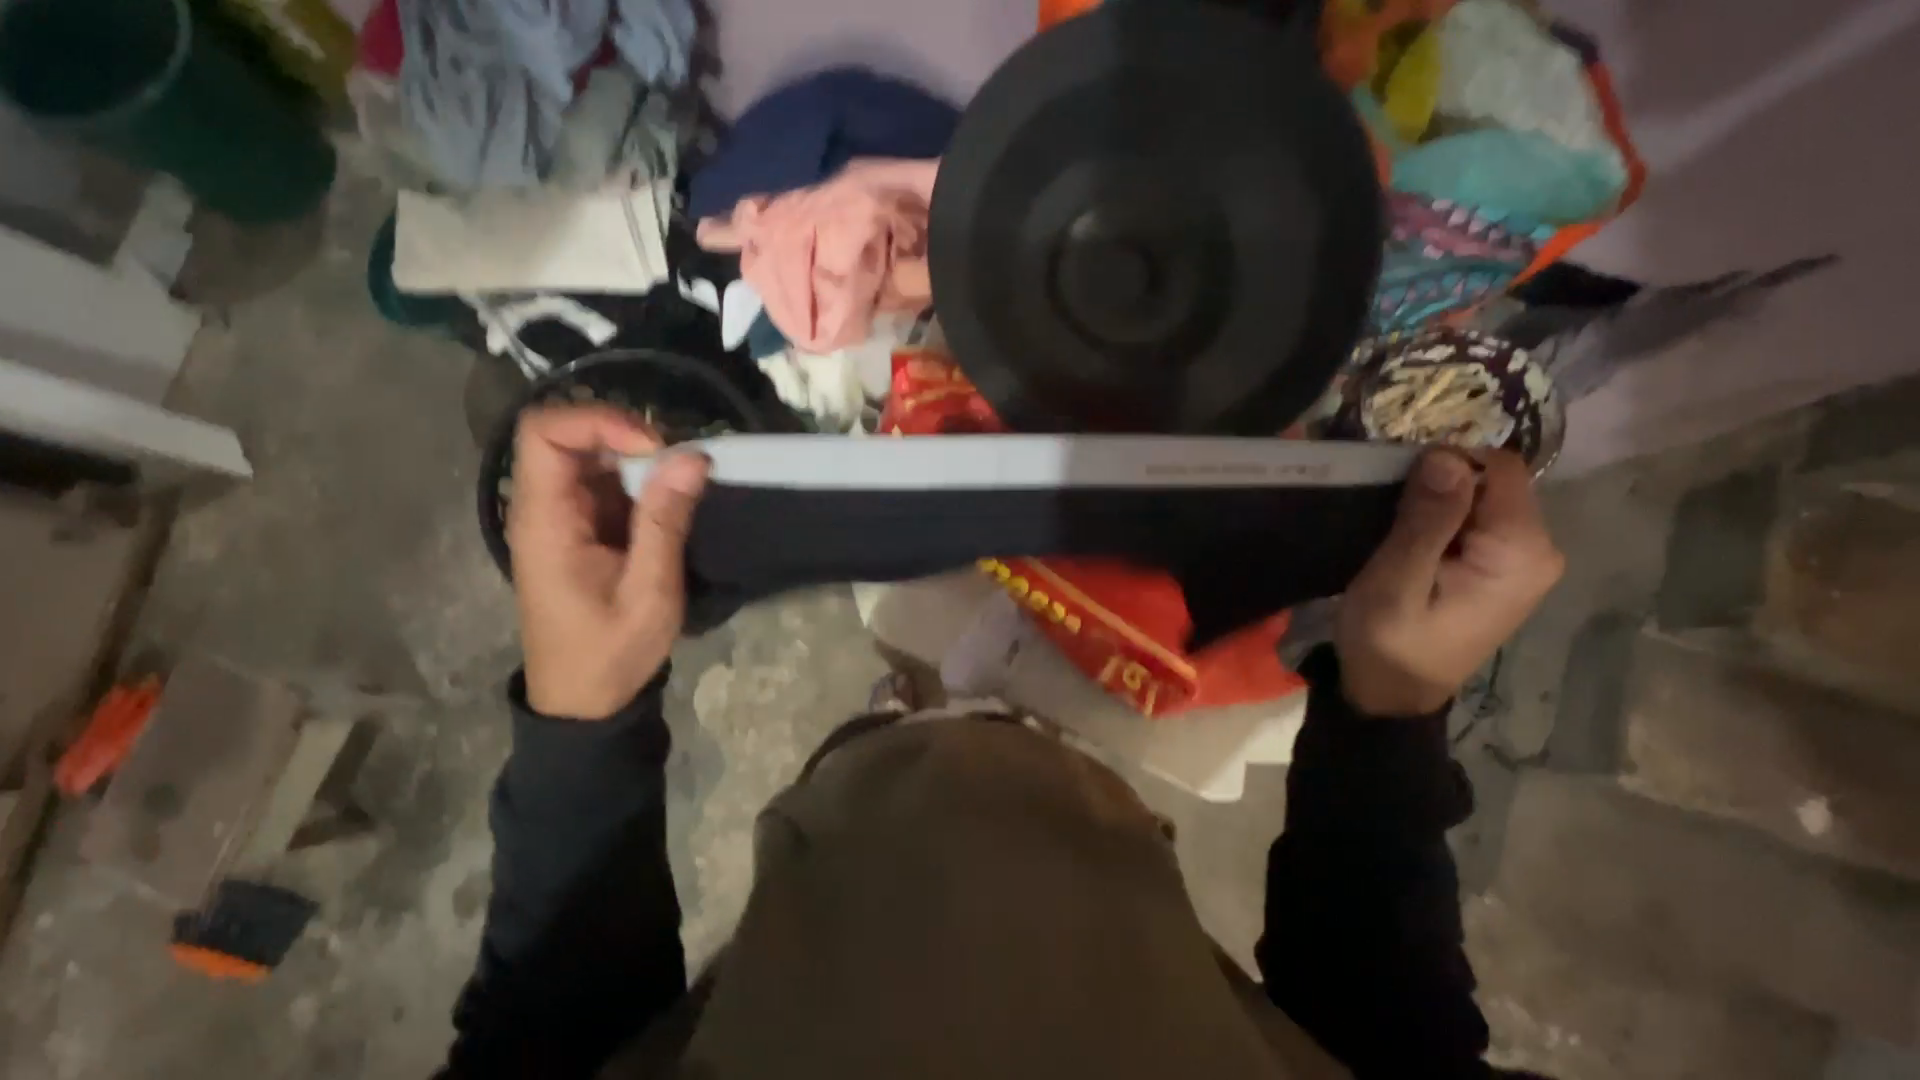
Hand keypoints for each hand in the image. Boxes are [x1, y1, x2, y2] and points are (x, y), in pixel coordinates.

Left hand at [507, 405, 709, 719]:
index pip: (544, 433)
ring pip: (593, 459)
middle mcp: (543, 509)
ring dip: (641, 463)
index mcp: (544, 520)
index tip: (653, 449)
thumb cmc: (610, 652)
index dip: (597, 422)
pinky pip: (606, 486)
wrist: (585, 701)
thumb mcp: (648, 592)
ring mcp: (561, 518)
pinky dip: (642, 484)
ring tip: (684, 486)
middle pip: (571, 438)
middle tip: (681, 467)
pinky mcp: (581, 530)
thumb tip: (692, 456)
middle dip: (629, 440)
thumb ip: (665, 521)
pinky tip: (671, 506)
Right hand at [1335, 448, 1563, 717]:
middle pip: (1494, 481)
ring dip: (1439, 506)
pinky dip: (1445, 523)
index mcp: (1521, 552)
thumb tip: (1446, 456)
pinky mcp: (1507, 570)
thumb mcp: (1394, 581)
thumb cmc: (1389, 643)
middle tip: (1392, 518)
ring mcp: (1528, 562)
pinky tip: (1416, 549)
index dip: (1447, 465)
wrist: (1392, 695)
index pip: (1499, 467)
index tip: (1399, 490)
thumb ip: (1424, 521)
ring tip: (1399, 535)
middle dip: (1442, 487)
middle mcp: (1541, 551)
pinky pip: (1480, 521)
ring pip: (1485, 499)